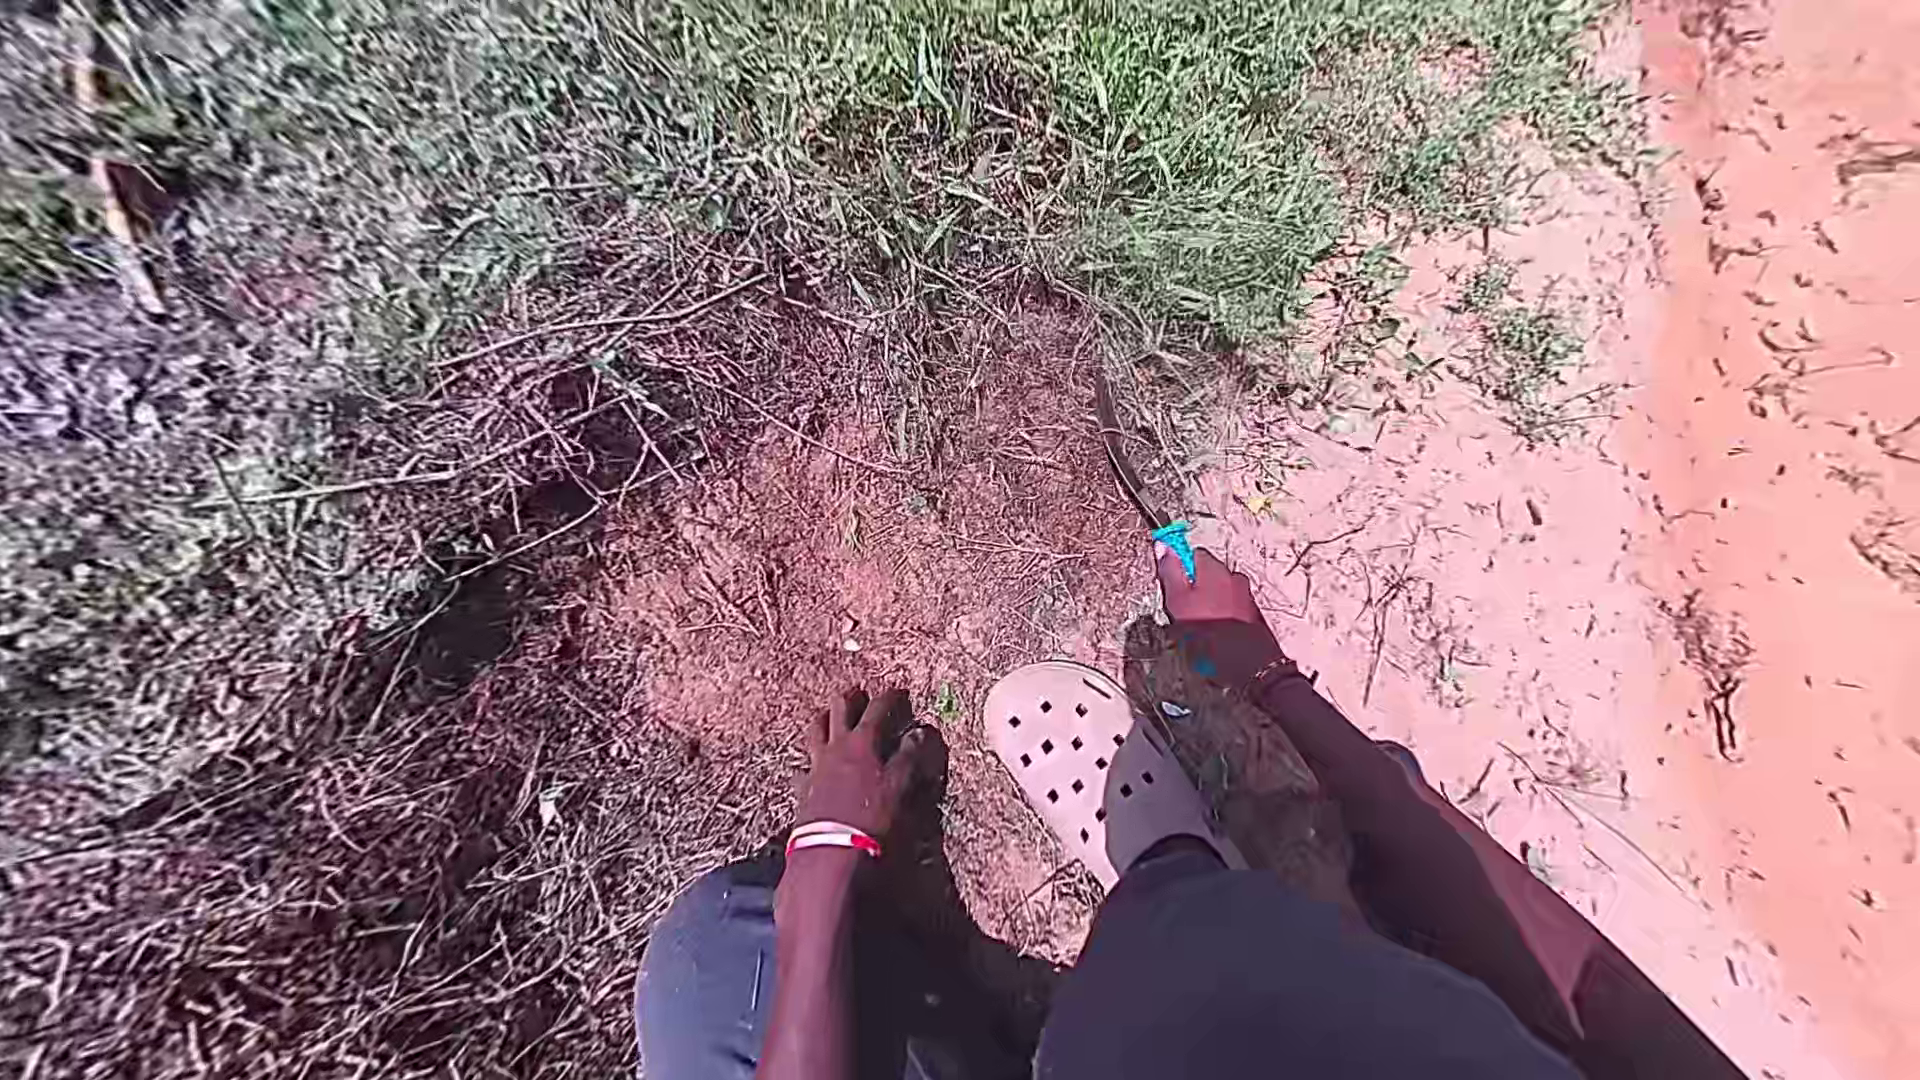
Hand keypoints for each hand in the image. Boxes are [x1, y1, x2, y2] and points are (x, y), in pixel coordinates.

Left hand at [796, 688, 931, 841]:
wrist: (830, 851)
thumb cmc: (870, 817)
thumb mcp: (897, 786)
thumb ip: (907, 757)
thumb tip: (920, 733)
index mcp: (862, 742)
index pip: (877, 710)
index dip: (888, 698)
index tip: (897, 692)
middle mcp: (836, 747)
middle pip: (839, 711)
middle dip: (849, 698)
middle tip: (856, 691)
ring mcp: (816, 765)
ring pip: (816, 731)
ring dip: (824, 719)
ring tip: (828, 714)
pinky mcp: (803, 787)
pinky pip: (802, 768)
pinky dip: (807, 763)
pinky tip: (808, 766)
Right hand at [1156, 547, 1288, 690]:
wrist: (1244, 661)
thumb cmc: (1208, 630)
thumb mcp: (1177, 599)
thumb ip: (1170, 571)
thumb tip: (1163, 547)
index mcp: (1213, 569)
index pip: (1192, 554)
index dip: (1179, 567)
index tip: (1171, 581)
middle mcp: (1233, 576)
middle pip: (1207, 572)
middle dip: (1194, 585)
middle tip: (1181, 607)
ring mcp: (1244, 595)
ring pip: (1219, 589)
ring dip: (1209, 600)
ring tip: (1197, 623)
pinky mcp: (1252, 612)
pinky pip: (1230, 605)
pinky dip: (1221, 613)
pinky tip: (1213, 630)